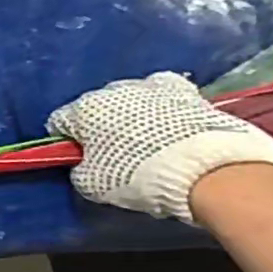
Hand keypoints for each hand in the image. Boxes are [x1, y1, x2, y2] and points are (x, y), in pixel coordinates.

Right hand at [46, 71, 272, 222]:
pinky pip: (171, 100)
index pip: (60, 122)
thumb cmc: (137, 175)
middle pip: (98, 107)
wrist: (212, 172)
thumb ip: (81, 166)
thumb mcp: (91, 181)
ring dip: (135, 115)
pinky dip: (168, 112)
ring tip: (149, 140)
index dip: (68, 142)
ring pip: (135, 100)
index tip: (80, 158)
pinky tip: (175, 130)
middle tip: (115, 150)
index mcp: (83, 109)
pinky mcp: (195, 95)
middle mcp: (115, 91)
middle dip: (102, 124)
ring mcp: (157, 89)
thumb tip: (86, 162)